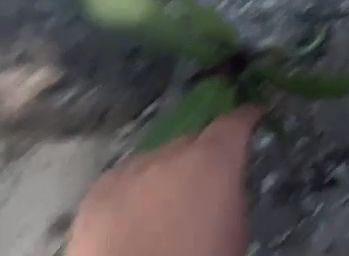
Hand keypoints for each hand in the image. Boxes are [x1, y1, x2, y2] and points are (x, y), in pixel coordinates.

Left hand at [67, 106, 261, 255]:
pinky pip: (122, 180)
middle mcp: (172, 154)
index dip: (246, 119)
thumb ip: (230, 194)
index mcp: (214, 159)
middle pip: (192, 140)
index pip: (235, 122)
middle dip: (201, 155)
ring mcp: (129, 173)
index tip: (254, 118)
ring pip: (155, 160)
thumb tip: (222, 185)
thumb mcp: (235, 230)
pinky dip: (132, 190)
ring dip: (164, 173)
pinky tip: (131, 214)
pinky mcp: (95, 197)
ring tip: (162, 203)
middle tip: (204, 183)